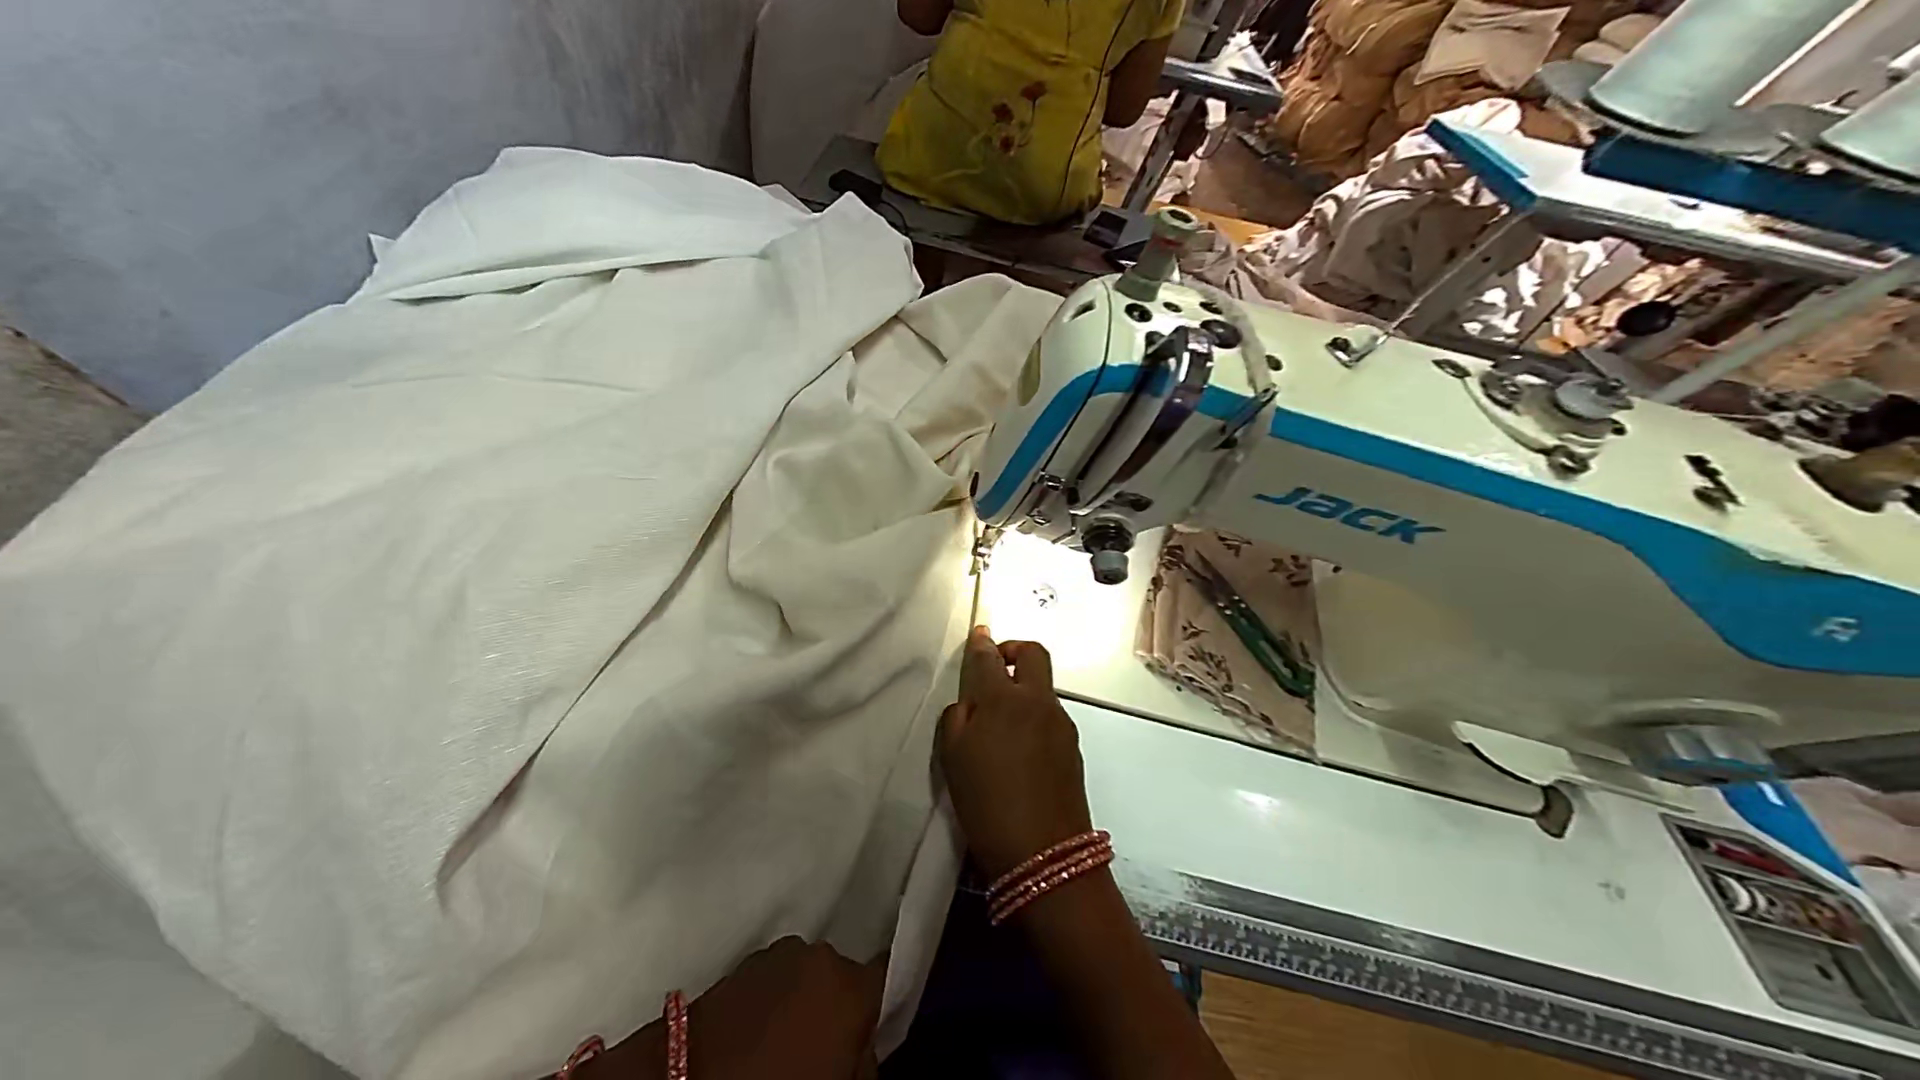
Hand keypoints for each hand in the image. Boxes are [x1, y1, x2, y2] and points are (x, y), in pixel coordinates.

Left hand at [586, 937, 883, 1079]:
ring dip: (800, 1006)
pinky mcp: (733, 969)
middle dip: (836, 1010)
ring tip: (786, 1049)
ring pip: (803, 978)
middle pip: (841, 978)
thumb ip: (865, 1065)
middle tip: (826, 1052)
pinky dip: (770, 1007)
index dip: (883, 1004)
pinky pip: (769, 985)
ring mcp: (769, 957)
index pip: (887, 974)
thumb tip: (861, 1049)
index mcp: (846, 981)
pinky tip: (759, 1040)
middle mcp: (813, 954)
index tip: (874, 1028)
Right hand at [938, 627, 1094, 880]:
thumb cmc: (985, 804)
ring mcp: (1061, 723)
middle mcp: (1037, 702)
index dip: (981, 643)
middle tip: (997, 665)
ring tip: (1001, 722)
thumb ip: (958, 718)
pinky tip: (1019, 749)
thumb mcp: (953, 760)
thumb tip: (970, 703)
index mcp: (1002, 700)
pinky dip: (1034, 716)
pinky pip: (1050, 716)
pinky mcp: (1073, 746)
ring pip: (1043, 687)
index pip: (989, 658)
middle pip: (1033, 654)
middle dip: (1014, 650)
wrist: (1043, 854)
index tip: (979, 634)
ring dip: (1024, 688)